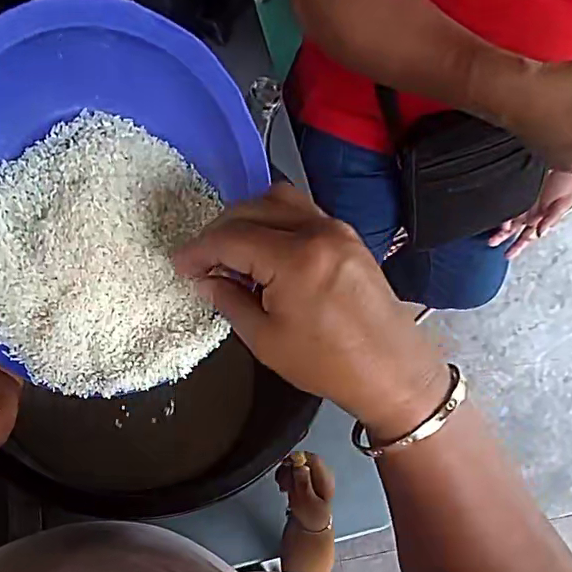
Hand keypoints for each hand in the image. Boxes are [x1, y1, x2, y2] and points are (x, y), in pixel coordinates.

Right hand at [172, 183, 447, 435]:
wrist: (391, 371)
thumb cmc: (327, 364)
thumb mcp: (265, 339)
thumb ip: (230, 301)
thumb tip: (205, 281)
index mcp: (295, 259)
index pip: (231, 238)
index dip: (198, 251)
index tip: (179, 265)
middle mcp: (317, 232)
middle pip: (252, 209)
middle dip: (217, 231)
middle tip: (199, 260)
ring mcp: (337, 230)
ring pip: (278, 200)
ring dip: (245, 219)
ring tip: (228, 251)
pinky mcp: (348, 237)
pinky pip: (301, 212)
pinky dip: (272, 222)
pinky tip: (261, 251)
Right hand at [276, 451, 334, 533]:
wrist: (310, 528)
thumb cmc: (310, 517)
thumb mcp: (305, 500)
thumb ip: (302, 481)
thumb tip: (299, 464)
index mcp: (324, 477)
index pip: (311, 457)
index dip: (296, 461)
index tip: (287, 471)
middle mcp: (320, 474)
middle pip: (302, 460)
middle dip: (289, 469)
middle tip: (285, 483)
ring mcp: (313, 478)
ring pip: (295, 466)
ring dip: (286, 474)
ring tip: (284, 487)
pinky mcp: (305, 481)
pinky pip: (293, 473)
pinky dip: (287, 478)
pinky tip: (285, 487)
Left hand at [487, 170, 571, 258]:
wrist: (563, 160)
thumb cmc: (569, 178)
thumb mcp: (565, 201)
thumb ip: (552, 218)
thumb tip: (540, 233)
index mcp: (542, 217)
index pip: (528, 236)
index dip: (518, 246)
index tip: (508, 255)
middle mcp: (530, 213)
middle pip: (514, 231)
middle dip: (503, 239)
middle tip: (493, 244)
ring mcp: (522, 204)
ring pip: (507, 221)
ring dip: (500, 230)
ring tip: (492, 237)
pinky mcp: (516, 194)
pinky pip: (506, 208)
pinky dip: (503, 216)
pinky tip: (502, 222)